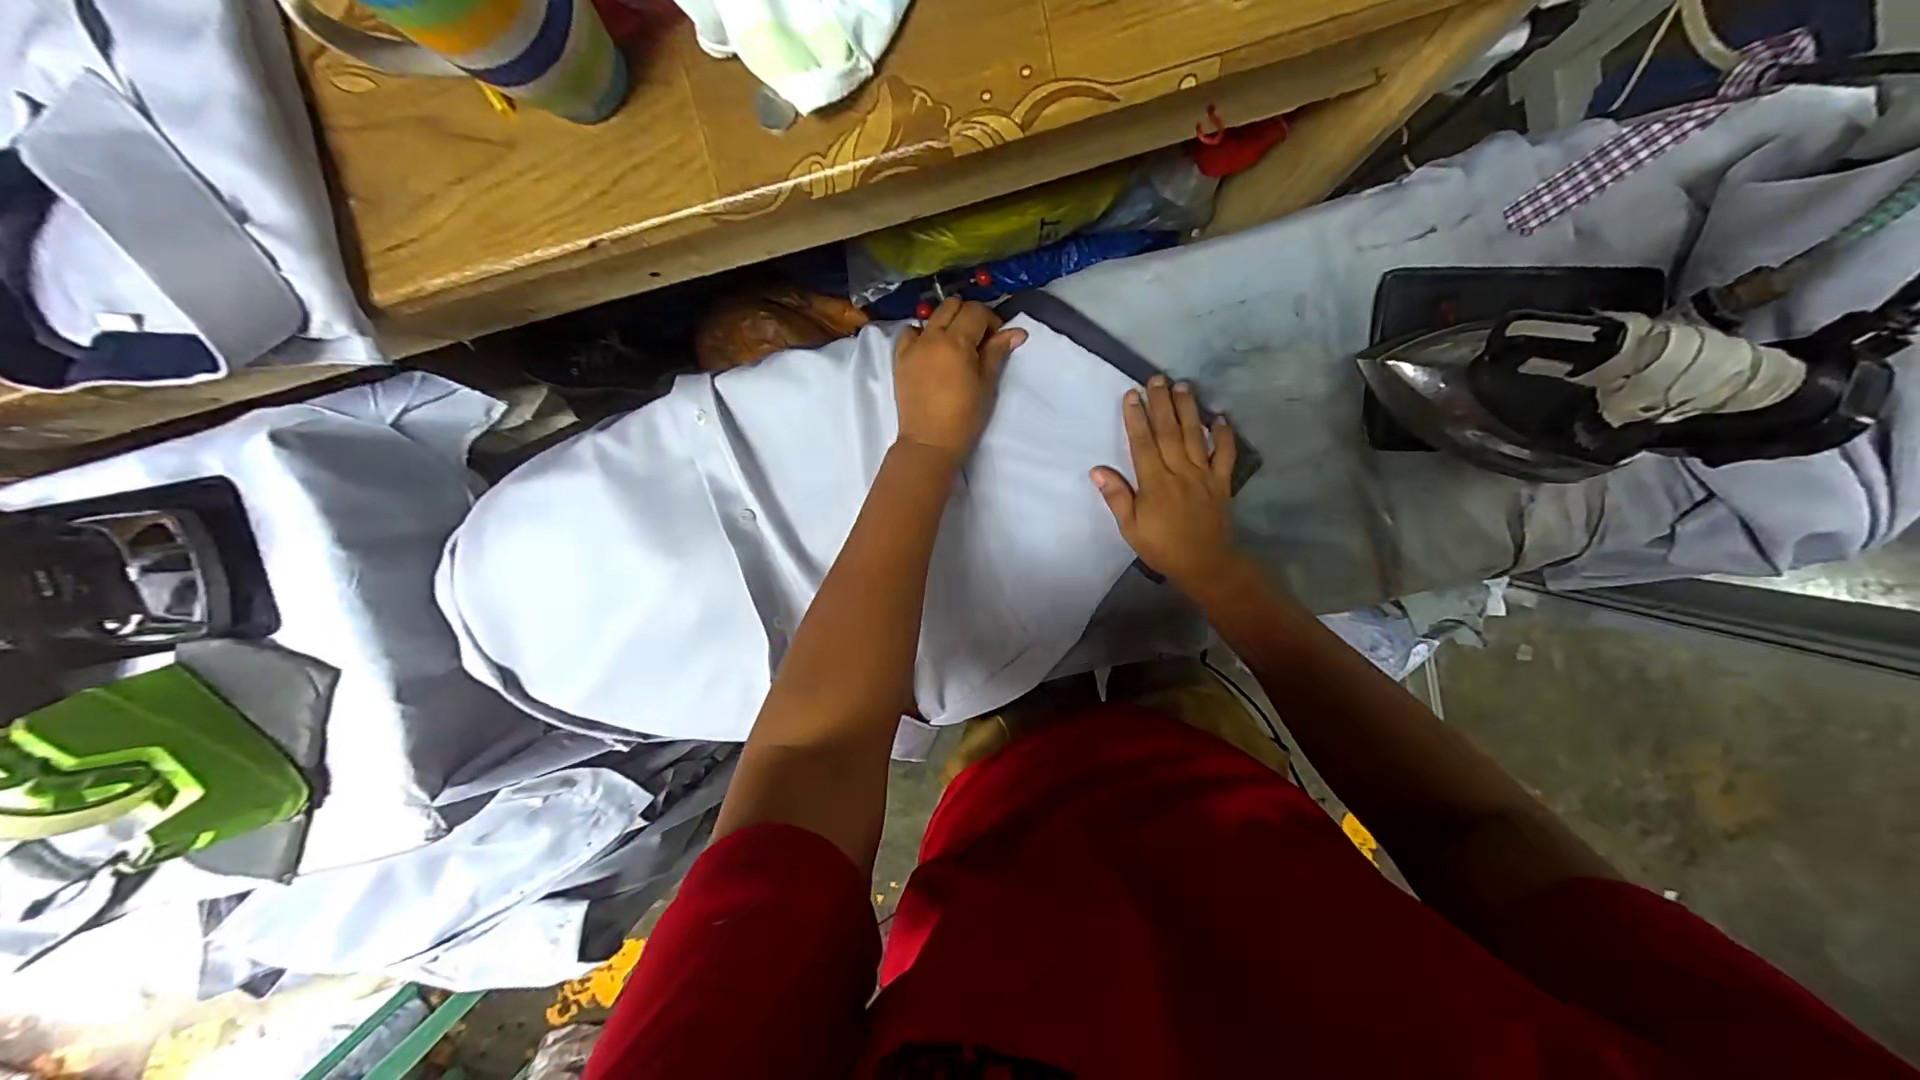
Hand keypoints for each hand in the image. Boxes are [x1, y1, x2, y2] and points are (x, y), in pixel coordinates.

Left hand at [893, 297, 1026, 461]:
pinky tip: (930, 350)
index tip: (996, 339)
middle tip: (977, 340)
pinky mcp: (900, 359)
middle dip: (968, 315)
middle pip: (952, 306)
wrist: (930, 442)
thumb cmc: (964, 417)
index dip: (990, 320)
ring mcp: (912, 347)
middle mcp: (932, 337)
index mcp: (956, 342)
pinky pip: (909, 333)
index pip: (975, 311)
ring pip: (930, 316)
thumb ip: (997, 352)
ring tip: (954, 346)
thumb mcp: (986, 384)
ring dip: (946, 323)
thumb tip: (1017, 332)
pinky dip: (921, 334)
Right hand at [1091, 376, 1245, 598]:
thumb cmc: (1162, 546)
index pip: (1143, 443)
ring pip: (1196, 436)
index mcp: (1155, 483)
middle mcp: (1180, 472)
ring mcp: (1204, 475)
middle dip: (1161, 403)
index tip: (1131, 395)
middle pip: (1170, 431)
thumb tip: (1097, 470)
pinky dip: (1224, 435)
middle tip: (1156, 378)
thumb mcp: (1130, 527)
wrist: (1205, 563)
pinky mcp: (1222, 482)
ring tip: (1183, 386)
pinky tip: (1220, 418)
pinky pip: (1225, 455)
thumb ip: (1116, 496)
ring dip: (1189, 409)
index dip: (1136, 418)